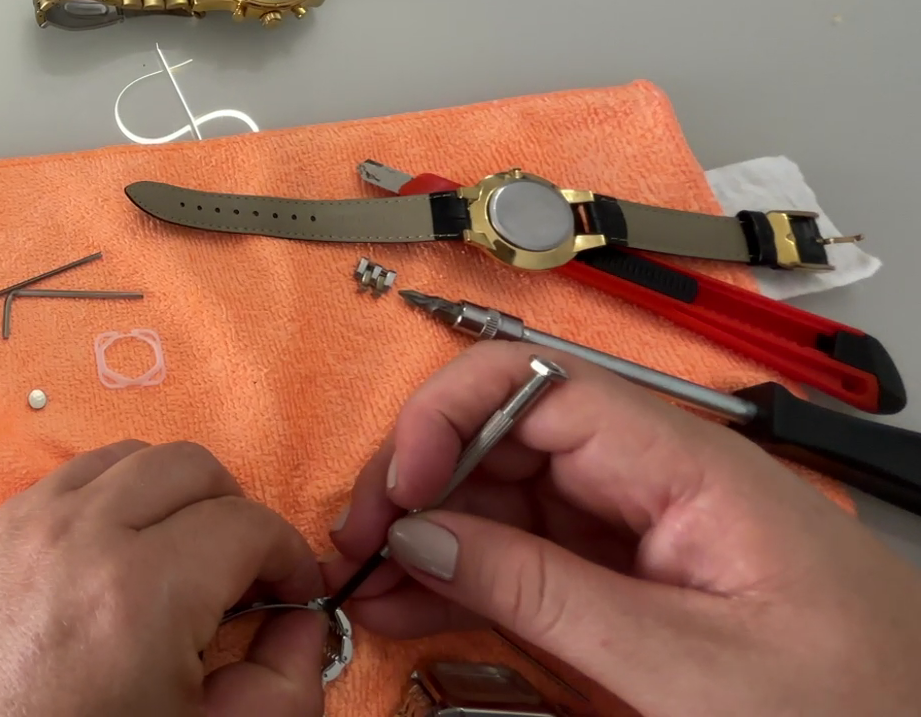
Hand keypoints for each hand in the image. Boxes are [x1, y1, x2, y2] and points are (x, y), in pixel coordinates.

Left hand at [0, 440, 326, 716]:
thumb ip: (281, 687)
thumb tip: (302, 621)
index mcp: (139, 593)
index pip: (244, 524)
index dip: (288, 555)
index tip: (294, 592)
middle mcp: (82, 532)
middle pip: (188, 464)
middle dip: (233, 508)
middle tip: (242, 570)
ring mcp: (31, 517)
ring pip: (130, 454)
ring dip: (171, 491)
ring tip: (180, 554)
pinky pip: (74, 472)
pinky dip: (114, 491)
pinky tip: (118, 548)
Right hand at [325, 341, 920, 716]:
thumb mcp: (698, 674)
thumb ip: (542, 596)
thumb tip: (413, 538)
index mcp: (680, 464)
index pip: (533, 382)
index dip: (446, 415)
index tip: (401, 485)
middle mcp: (636, 474)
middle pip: (486, 436)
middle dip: (410, 484)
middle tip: (359, 544)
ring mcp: (613, 522)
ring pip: (480, 495)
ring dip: (414, 536)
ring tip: (364, 583)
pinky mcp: (600, 568)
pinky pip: (499, 550)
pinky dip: (443, 574)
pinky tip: (401, 601)